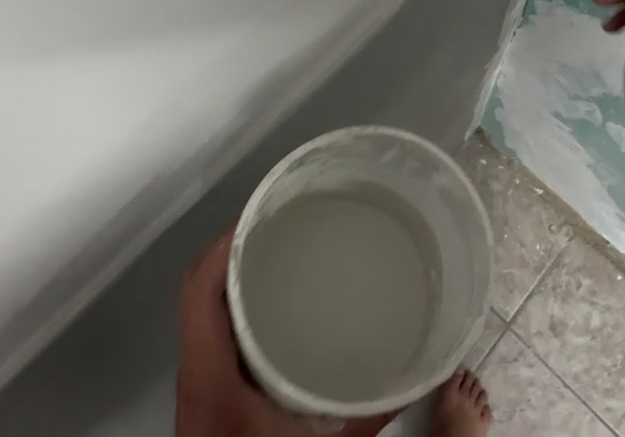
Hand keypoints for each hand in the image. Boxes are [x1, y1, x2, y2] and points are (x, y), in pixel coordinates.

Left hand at [176, 229, 396, 436]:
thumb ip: (372, 413)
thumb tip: (426, 374)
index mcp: (213, 376)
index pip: (200, 290)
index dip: (225, 243)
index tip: (264, 212)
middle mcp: (199, 372)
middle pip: (200, 290)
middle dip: (238, 249)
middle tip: (287, 224)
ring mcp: (201, 383)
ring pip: (206, 312)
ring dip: (237, 277)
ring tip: (285, 252)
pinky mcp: (211, 395)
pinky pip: (217, 334)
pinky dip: (240, 308)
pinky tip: (280, 308)